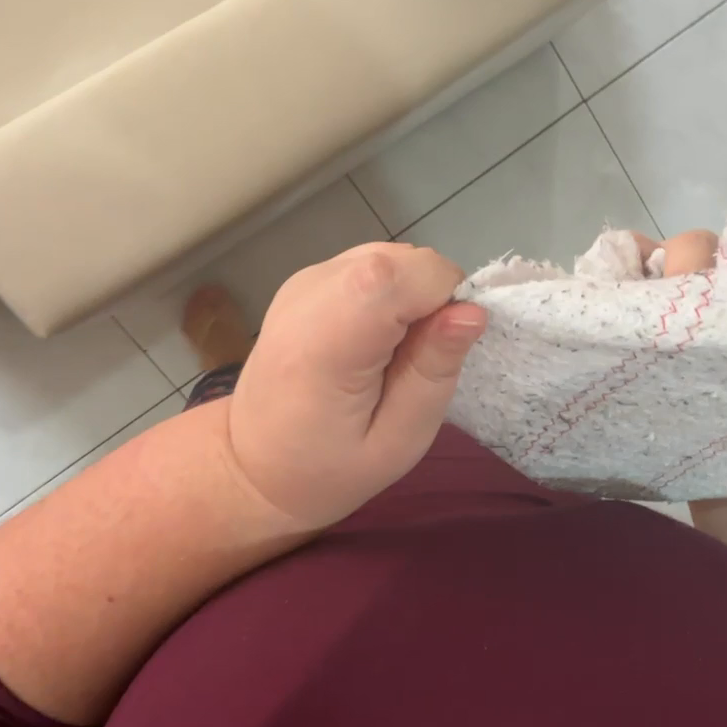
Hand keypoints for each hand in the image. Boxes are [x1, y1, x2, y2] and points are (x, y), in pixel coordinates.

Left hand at [214, 242, 487, 533]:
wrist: (254, 465)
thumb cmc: (327, 469)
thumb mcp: (397, 441)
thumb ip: (433, 372)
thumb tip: (473, 311)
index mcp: (327, 341)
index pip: (405, 274)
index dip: (444, 299)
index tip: (441, 350)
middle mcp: (309, 293)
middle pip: (403, 260)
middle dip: (432, 300)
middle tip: (416, 361)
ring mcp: (304, 279)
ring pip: (392, 258)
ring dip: (412, 297)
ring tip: (394, 354)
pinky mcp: (306, 279)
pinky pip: (373, 266)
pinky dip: (391, 295)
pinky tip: (374, 339)